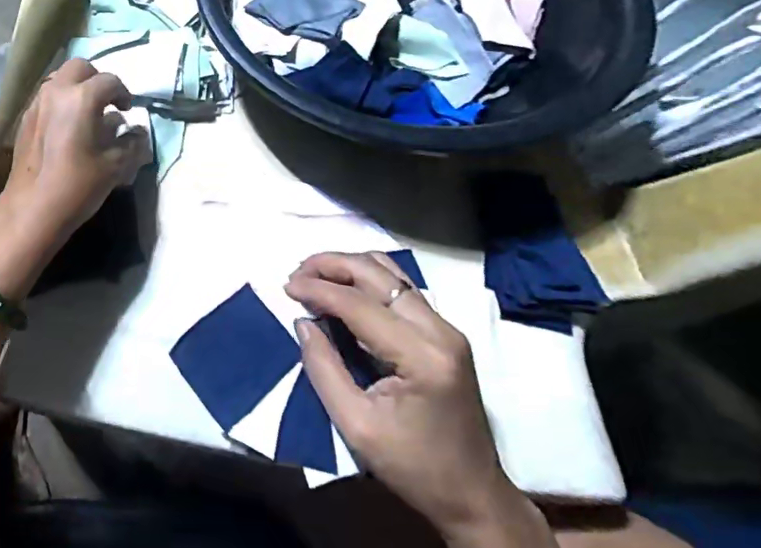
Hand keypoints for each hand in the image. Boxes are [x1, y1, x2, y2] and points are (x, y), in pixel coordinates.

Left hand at [2, 58, 150, 241]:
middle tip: (107, 103)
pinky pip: (46, 97)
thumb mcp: (116, 165)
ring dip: (76, 87)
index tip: (129, 110)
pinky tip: (67, 127)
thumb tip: (137, 132)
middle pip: (80, 67)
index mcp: (82, 97)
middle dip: (97, 79)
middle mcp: (57, 92)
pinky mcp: (24, 118)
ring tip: (87, 113)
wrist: (32, 209)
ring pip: (59, 79)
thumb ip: (132, 142)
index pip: (110, 81)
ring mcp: (37, 103)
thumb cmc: (78, 184)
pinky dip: (60, 101)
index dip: (124, 93)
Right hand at [287, 252, 550, 547]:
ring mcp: (446, 327)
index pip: (360, 304)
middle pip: (377, 274)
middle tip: (297, 272)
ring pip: (392, 273)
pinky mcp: (444, 331)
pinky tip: (345, 288)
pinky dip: (368, 280)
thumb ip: (325, 369)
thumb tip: (303, 321)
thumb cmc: (414, 468)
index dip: (320, 289)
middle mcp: (439, 329)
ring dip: (351, 267)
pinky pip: (402, 288)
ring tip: (316, 275)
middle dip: (333, 265)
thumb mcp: (357, 428)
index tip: (287, 286)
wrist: (472, 494)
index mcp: (422, 355)